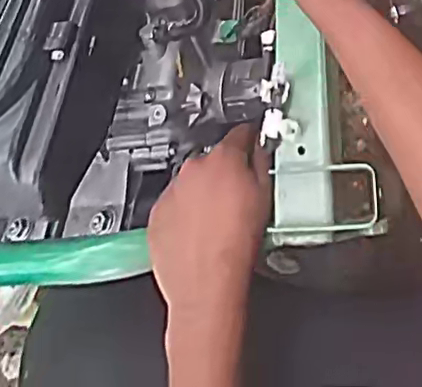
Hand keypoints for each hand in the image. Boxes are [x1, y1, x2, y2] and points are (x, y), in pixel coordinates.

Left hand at [149, 125, 271, 317]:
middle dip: (224, 172)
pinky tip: (197, 231)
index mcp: (224, 159)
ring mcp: (173, 190)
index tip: (251, 143)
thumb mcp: (264, 198)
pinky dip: (183, 211)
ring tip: (216, 220)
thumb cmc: (236, 248)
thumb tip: (260, 150)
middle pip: (213, 158)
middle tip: (235, 197)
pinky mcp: (157, 214)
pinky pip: (173, 203)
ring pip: (191, 181)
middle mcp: (194, 169)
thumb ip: (261, 164)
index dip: (249, 139)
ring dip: (202, 192)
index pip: (239, 134)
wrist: (206, 288)